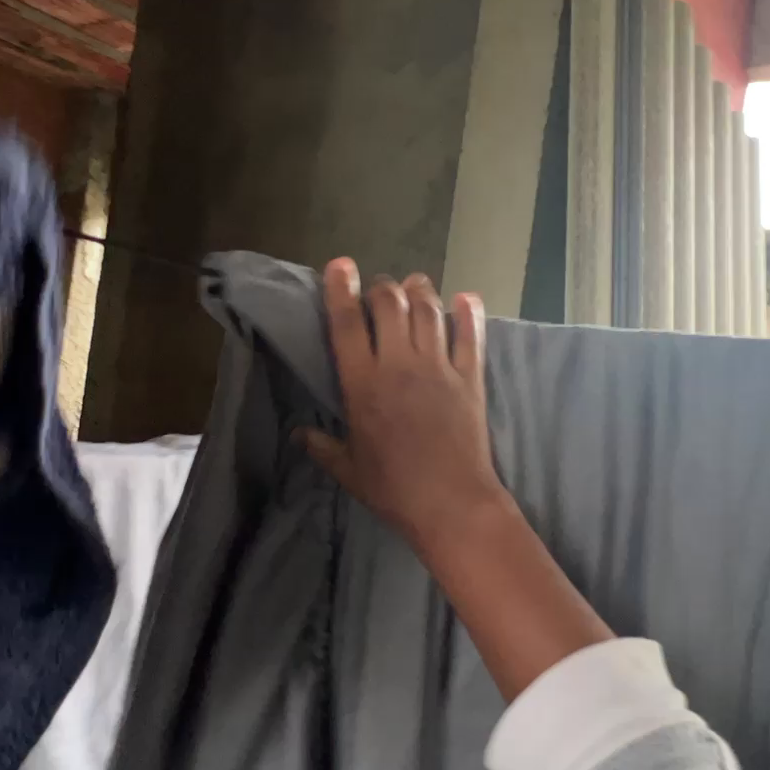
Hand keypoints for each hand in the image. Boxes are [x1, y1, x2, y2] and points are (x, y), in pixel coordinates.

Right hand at [297, 258, 511, 551]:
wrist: (451, 503)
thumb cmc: (393, 489)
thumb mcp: (349, 470)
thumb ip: (323, 447)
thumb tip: (299, 434)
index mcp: (363, 384)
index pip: (347, 324)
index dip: (340, 290)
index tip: (340, 265)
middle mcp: (399, 365)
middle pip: (390, 304)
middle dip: (382, 288)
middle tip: (380, 292)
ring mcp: (438, 367)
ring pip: (428, 309)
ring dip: (420, 290)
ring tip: (414, 285)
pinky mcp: (469, 377)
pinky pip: (470, 335)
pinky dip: (468, 313)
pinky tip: (466, 299)